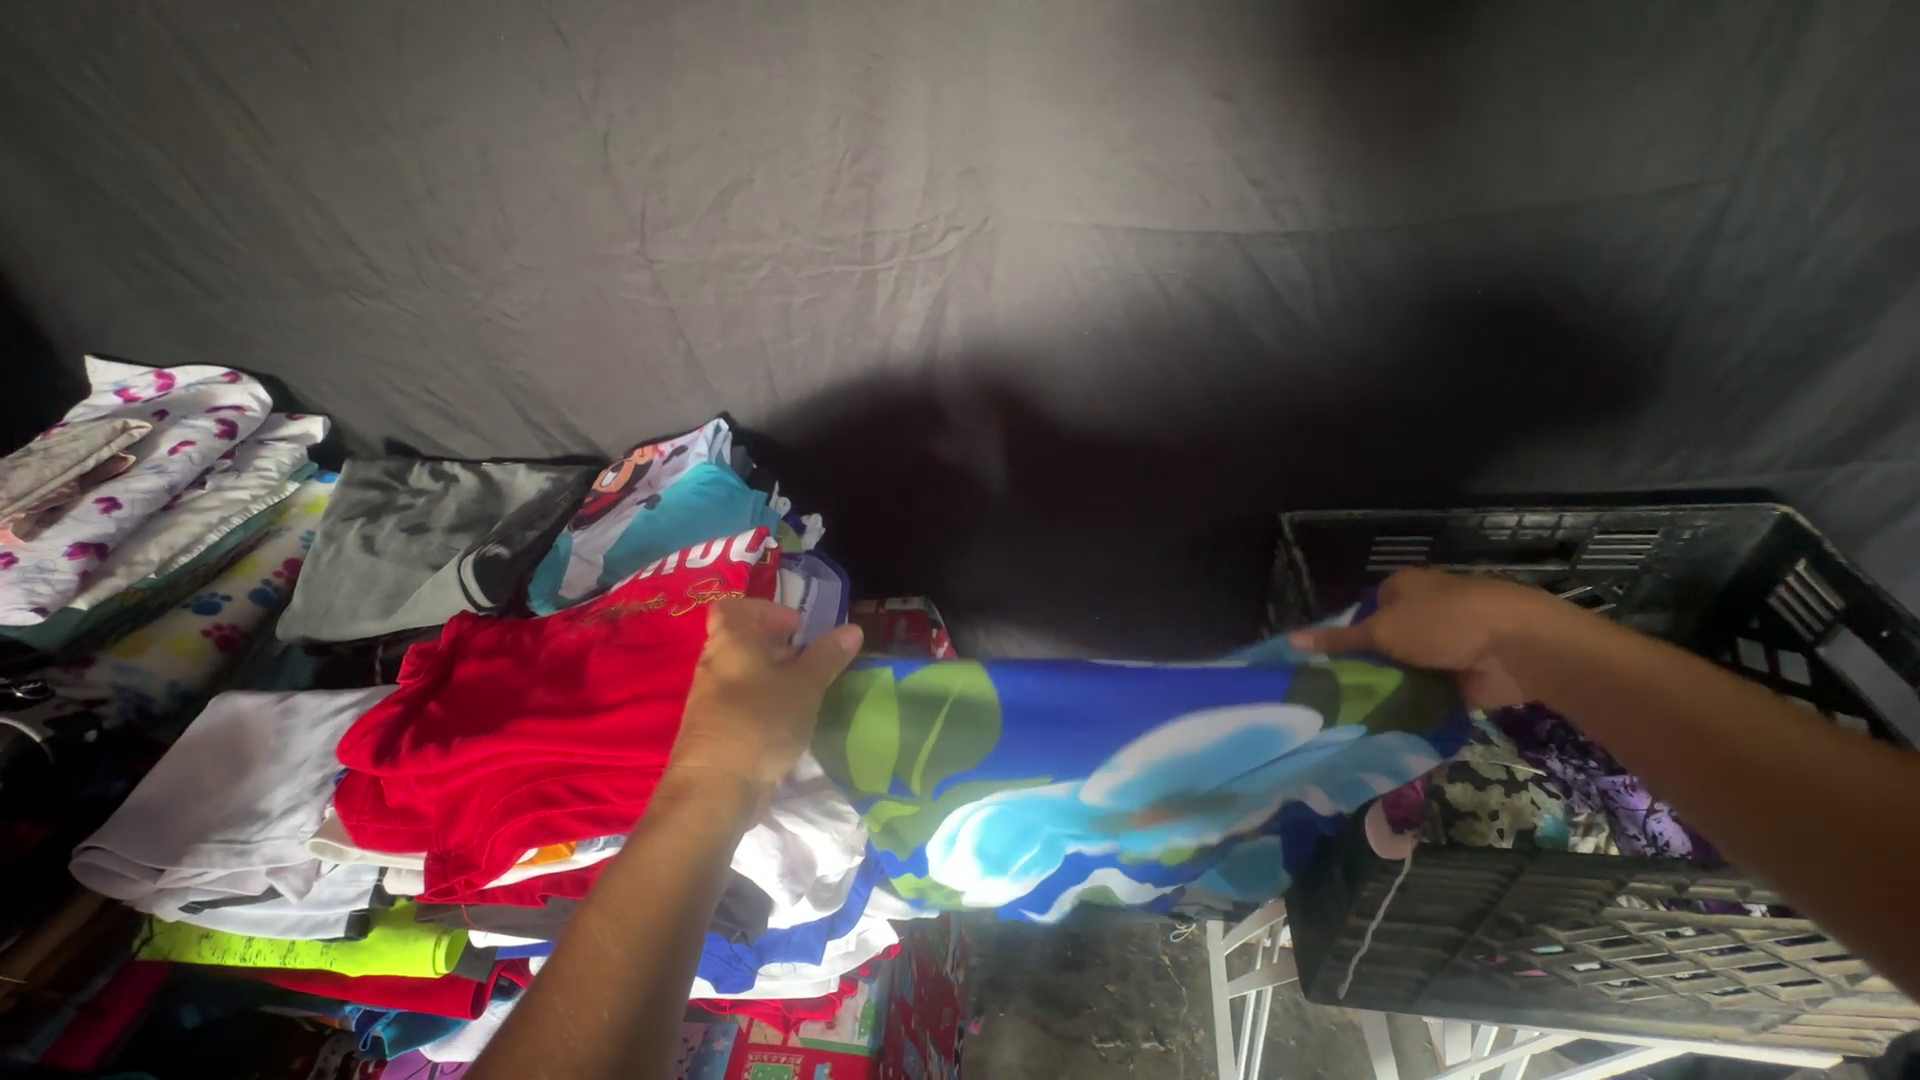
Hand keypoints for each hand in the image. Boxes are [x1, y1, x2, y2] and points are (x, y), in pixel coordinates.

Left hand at [668, 598, 863, 803]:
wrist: (715, 787)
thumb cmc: (761, 721)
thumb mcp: (805, 686)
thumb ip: (828, 656)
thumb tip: (852, 628)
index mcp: (732, 641)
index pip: (736, 607)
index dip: (767, 610)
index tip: (797, 628)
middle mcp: (714, 663)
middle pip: (742, 640)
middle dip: (778, 646)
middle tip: (810, 661)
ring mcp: (710, 698)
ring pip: (743, 673)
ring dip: (773, 676)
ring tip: (804, 693)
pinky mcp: (714, 728)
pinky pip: (740, 701)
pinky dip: (763, 702)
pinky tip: (788, 721)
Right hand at [1288, 567, 1564, 707]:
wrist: (1516, 647)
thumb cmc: (1443, 623)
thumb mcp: (1380, 630)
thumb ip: (1337, 640)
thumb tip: (1288, 640)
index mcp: (1402, 588)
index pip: (1361, 612)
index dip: (1342, 637)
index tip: (1324, 664)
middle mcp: (1423, 612)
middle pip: (1381, 643)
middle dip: (1364, 666)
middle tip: (1334, 693)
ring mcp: (1444, 644)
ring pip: (1403, 669)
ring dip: (1389, 687)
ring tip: (1355, 712)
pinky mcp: (1461, 675)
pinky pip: (1426, 691)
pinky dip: (1414, 703)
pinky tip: (1387, 720)